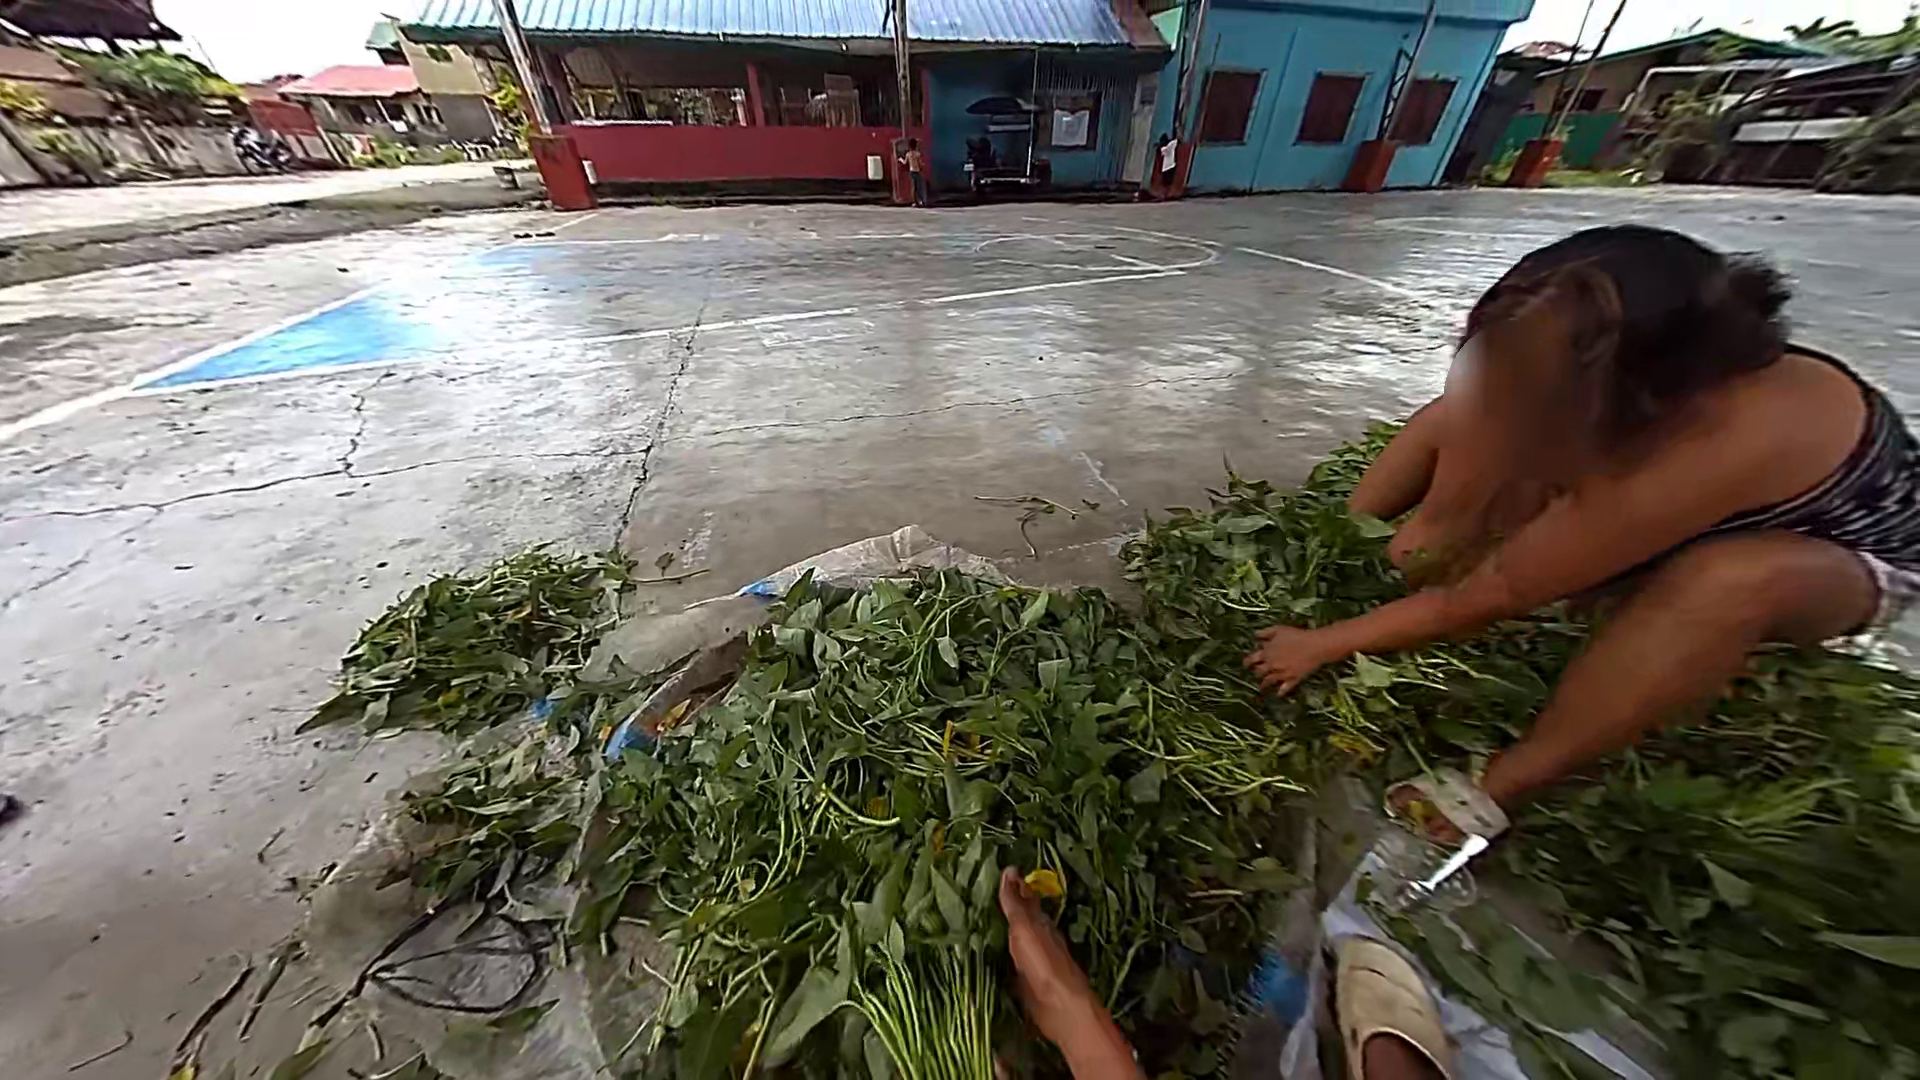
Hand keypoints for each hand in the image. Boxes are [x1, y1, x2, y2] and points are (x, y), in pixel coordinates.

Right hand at [999, 868, 1142, 1077]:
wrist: (1060, 1008)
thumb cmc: (1042, 962)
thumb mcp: (1024, 927)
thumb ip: (1014, 902)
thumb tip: (1008, 868)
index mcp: (1039, 920)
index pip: (1025, 896)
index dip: (1014, 886)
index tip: (999, 872)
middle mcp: (1039, 936)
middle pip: (1023, 917)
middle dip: (1009, 907)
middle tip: (987, 896)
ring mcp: (1036, 960)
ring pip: (1018, 938)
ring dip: (1006, 931)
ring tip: (985, 922)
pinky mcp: (1029, 982)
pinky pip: (1013, 961)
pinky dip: (1004, 954)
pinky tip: (994, 955)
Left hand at [1244, 624, 1337, 694]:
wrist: (1315, 646)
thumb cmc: (1296, 636)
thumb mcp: (1277, 630)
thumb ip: (1264, 633)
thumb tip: (1255, 637)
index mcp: (1266, 653)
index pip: (1251, 660)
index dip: (1247, 663)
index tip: (1246, 665)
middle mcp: (1271, 665)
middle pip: (1259, 672)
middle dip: (1256, 673)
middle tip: (1255, 674)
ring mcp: (1282, 673)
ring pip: (1269, 681)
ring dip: (1264, 684)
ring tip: (1261, 687)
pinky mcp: (1294, 679)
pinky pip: (1285, 688)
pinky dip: (1280, 692)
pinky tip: (1278, 694)